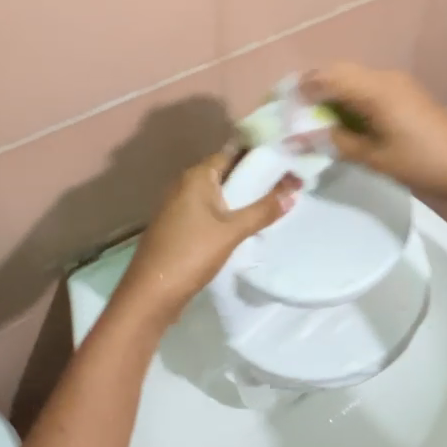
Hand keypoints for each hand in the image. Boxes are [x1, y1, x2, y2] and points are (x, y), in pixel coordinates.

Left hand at [116, 151, 299, 319]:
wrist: (152, 292)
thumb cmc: (191, 254)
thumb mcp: (232, 232)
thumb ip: (263, 211)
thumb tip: (294, 191)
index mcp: (196, 177)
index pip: (231, 154)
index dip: (257, 155)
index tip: (285, 159)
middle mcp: (184, 185)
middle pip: (224, 174)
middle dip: (252, 178)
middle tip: (287, 182)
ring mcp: (178, 206)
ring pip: (216, 195)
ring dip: (240, 198)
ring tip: (273, 202)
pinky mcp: (178, 226)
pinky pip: (208, 211)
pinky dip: (227, 214)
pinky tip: (245, 225)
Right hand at [300, 64, 446, 200]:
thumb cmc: (422, 164)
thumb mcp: (372, 157)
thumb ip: (333, 142)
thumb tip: (296, 138)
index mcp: (375, 89)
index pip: (325, 77)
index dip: (298, 91)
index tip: (278, 110)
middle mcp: (384, 78)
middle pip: (336, 72)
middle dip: (311, 89)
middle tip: (291, 116)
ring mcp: (397, 84)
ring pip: (351, 79)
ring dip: (329, 94)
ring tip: (311, 121)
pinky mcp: (405, 95)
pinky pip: (366, 88)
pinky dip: (347, 100)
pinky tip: (340, 122)